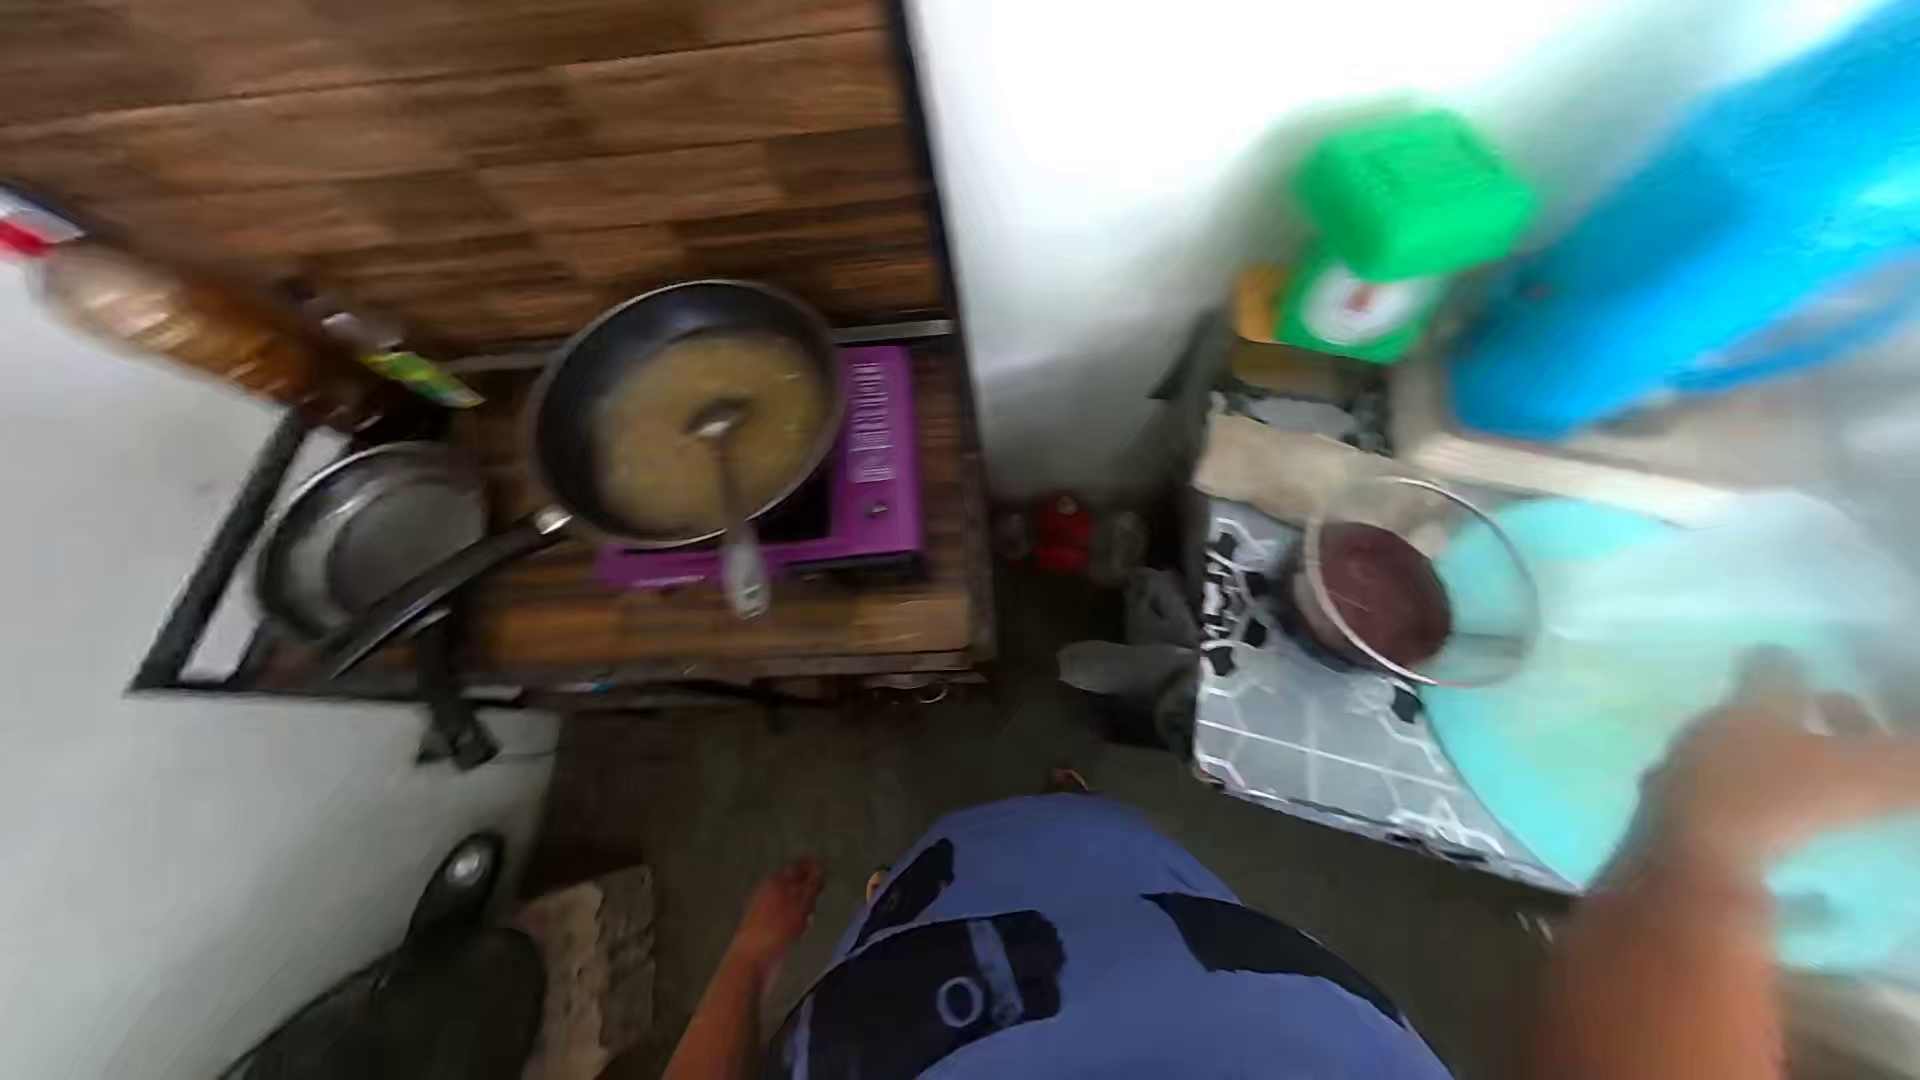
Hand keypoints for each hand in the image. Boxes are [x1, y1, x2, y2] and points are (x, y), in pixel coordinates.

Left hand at [728, 857, 824, 972]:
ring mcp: (762, 912)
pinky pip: (784, 920)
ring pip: (789, 902)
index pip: (798, 866)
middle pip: (792, 883)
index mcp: (775, 880)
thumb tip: (822, 870)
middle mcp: (767, 891)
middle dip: (808, 887)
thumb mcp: (801, 904)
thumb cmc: (777, 929)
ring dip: (802, 907)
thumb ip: (813, 886)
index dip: (813, 866)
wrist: (750, 964)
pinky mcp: (762, 932)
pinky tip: (801, 931)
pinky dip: (794, 922)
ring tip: (813, 914)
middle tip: (822, 891)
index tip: (827, 870)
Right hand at [1646, 648, 1919, 875]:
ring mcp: (1868, 798)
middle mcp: (1905, 782)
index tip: (1872, 657)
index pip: (1914, 711)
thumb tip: (1782, 651)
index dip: (1899, 679)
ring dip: (1859, 721)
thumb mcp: (1753, 712)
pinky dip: (1832, 741)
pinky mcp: (1829, 806)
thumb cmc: (1746, 771)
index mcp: (1909, 760)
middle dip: (1888, 703)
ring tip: (1819, 695)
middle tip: (1857, 670)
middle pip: (1906, 738)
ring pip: (1882, 751)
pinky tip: (1788, 727)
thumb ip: (1774, 678)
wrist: (1709, 837)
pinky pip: (1853, 766)